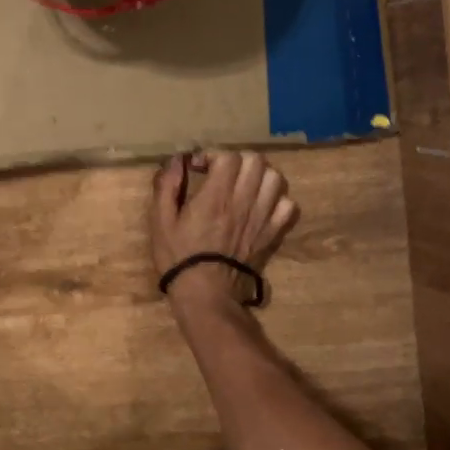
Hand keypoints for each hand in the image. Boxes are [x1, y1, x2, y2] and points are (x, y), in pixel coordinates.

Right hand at [151, 151, 297, 312]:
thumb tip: (178, 160)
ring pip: (275, 179)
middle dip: (238, 160)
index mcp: (215, 196)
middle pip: (256, 161)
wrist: (207, 294)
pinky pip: (288, 206)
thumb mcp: (161, 220)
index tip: (199, 167)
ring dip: (260, 176)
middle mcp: (243, 201)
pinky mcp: (273, 234)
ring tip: (245, 186)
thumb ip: (167, 185)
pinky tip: (262, 206)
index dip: (213, 155)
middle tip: (223, 173)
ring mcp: (262, 217)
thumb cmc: (180, 256)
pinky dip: (278, 200)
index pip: (229, 157)